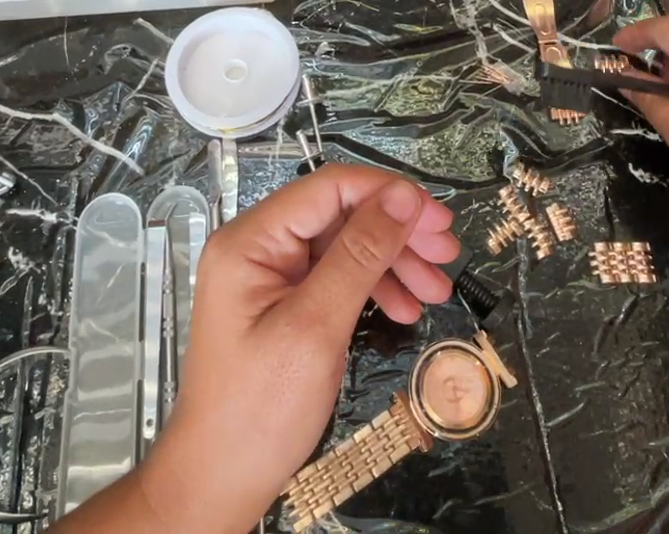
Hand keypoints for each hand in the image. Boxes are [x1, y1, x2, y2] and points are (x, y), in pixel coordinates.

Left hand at [130, 164, 459, 533]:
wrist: (220, 479)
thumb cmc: (262, 407)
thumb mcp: (317, 326)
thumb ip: (361, 254)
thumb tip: (404, 197)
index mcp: (252, 238)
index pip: (328, 188)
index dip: (387, 193)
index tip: (437, 218)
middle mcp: (258, 245)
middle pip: (340, 215)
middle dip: (396, 231)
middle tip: (448, 253)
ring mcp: (270, 274)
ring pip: (344, 245)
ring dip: (393, 262)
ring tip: (438, 289)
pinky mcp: (283, 301)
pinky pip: (335, 277)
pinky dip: (373, 288)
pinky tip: (405, 309)